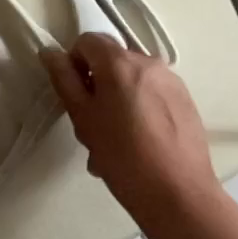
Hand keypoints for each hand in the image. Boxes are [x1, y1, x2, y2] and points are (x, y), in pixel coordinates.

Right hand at [41, 33, 220, 215]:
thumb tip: (50, 52)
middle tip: (93, 123)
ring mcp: (171, 81)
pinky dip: (141, 108)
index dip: (74, 63)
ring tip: (117, 140)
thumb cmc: (124, 157)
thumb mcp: (83, 118)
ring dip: (119, 98)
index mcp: (119, 62)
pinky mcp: (187, 101)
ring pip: (133, 79)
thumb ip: (64, 79)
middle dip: (98, 84)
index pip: (87, 40)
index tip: (75, 95)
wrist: (181, 197)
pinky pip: (153, 93)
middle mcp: (147, 62)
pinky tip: (141, 143)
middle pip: (111, 60)